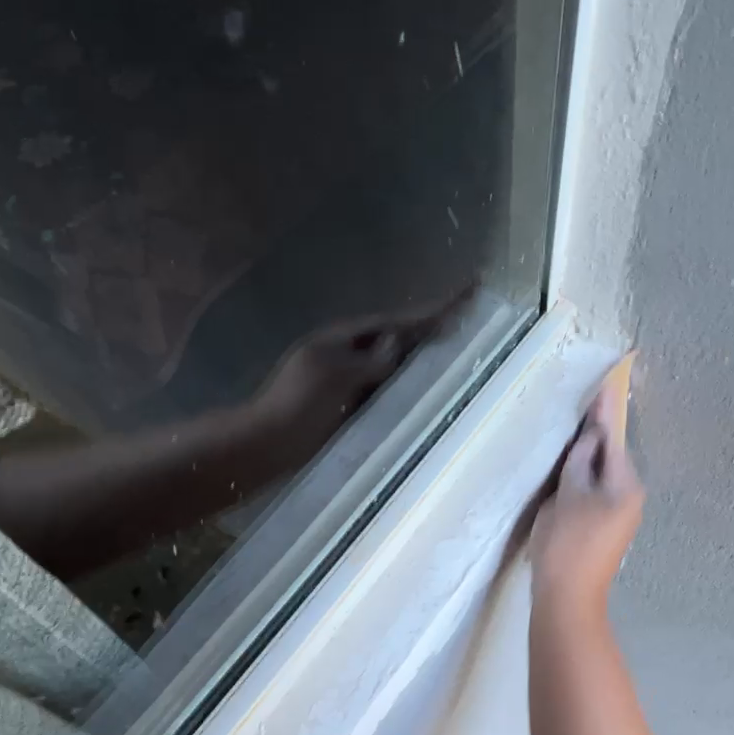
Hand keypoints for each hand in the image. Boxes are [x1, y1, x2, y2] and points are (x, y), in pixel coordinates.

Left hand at [245, 295, 459, 460]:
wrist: (264, 447)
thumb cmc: (295, 407)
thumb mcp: (333, 376)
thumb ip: (370, 360)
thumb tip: (400, 340)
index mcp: (342, 340)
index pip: (396, 321)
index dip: (433, 308)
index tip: (469, 287)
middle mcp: (348, 356)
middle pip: (399, 338)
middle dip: (431, 328)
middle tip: (469, 318)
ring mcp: (349, 384)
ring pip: (395, 366)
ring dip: (422, 358)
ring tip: (457, 351)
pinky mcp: (349, 410)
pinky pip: (386, 393)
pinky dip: (407, 390)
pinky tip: (426, 394)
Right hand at [530, 392, 643, 614]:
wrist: (567, 599)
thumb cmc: (567, 544)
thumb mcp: (568, 494)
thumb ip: (580, 461)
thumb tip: (590, 439)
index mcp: (626, 485)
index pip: (613, 438)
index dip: (604, 412)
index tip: (605, 382)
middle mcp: (631, 497)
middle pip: (611, 456)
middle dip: (595, 435)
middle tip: (582, 405)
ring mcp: (621, 515)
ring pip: (603, 475)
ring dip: (588, 458)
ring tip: (571, 434)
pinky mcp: (607, 528)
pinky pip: (597, 492)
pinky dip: (584, 478)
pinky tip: (569, 472)